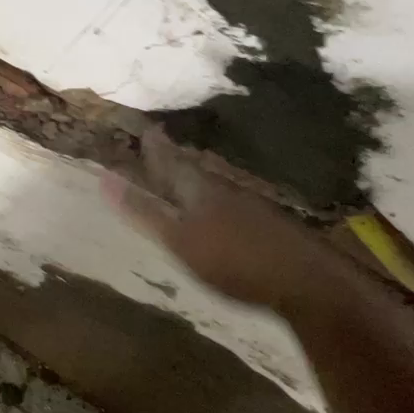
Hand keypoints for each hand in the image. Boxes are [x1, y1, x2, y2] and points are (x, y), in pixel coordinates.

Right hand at [103, 128, 353, 316]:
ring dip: (194, 180)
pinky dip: (213, 201)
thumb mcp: (177, 239)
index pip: (170, 160)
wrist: (310, 285)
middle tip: (160, 148)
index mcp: (198, 190)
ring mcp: (250, 209)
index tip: (147, 127)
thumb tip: (103, 177)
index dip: (156, 147)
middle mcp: (223, 191)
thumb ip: (142, 210)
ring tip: (181, 178)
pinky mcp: (268, 229)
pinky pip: (230, 204)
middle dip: (174, 160)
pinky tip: (216, 214)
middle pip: (193, 171)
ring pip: (213, 187)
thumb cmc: (233, 260)